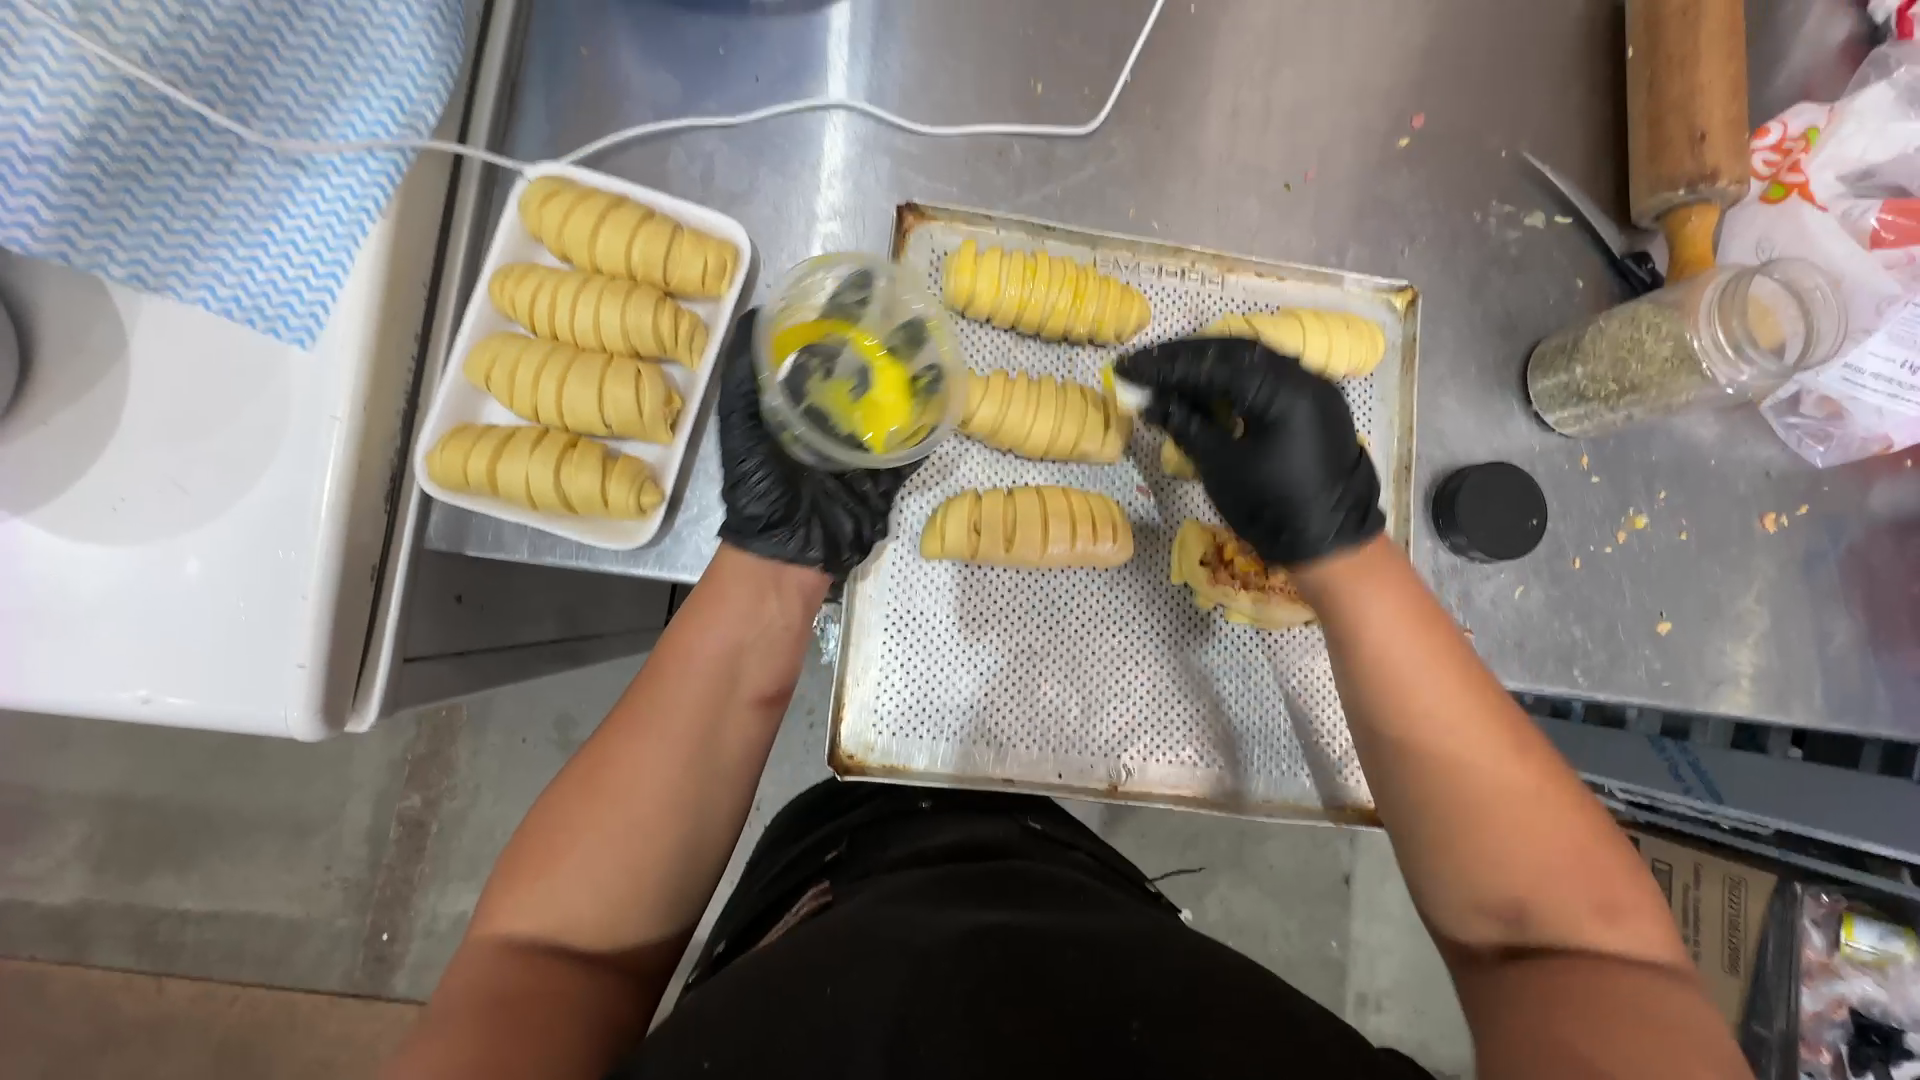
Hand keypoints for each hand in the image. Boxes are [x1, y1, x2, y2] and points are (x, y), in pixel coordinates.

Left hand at [716, 310, 918, 578]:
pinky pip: (912, 444)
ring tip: (933, 340)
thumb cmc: (758, 488)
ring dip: (912, 375)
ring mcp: (863, 447)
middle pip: (863, 372)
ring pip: (892, 403)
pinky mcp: (887, 474)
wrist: (790, 552)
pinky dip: (930, 421)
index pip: (819, 352)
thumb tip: (754, 315)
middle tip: (908, 309)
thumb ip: (743, 378)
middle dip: (884, 342)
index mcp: (796, 406)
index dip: (836, 320)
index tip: (858, 288)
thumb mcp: (740, 427)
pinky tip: (947, 392)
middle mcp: (832, 420)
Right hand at [1116, 336, 1382, 566]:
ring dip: (1208, 365)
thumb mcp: (1219, 465)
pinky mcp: (1315, 404)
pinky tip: (1205, 389)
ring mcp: (1314, 387)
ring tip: (1169, 374)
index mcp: (1281, 391)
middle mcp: (1303, 376)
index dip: (1165, 365)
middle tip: (1145, 364)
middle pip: (1233, 352)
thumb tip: (1151, 402)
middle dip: (1185, 357)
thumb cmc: (1269, 508)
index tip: (1127, 366)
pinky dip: (1233, 379)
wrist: (1330, 544)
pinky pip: (1268, 378)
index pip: (1212, 364)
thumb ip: (1185, 425)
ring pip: (1252, 361)